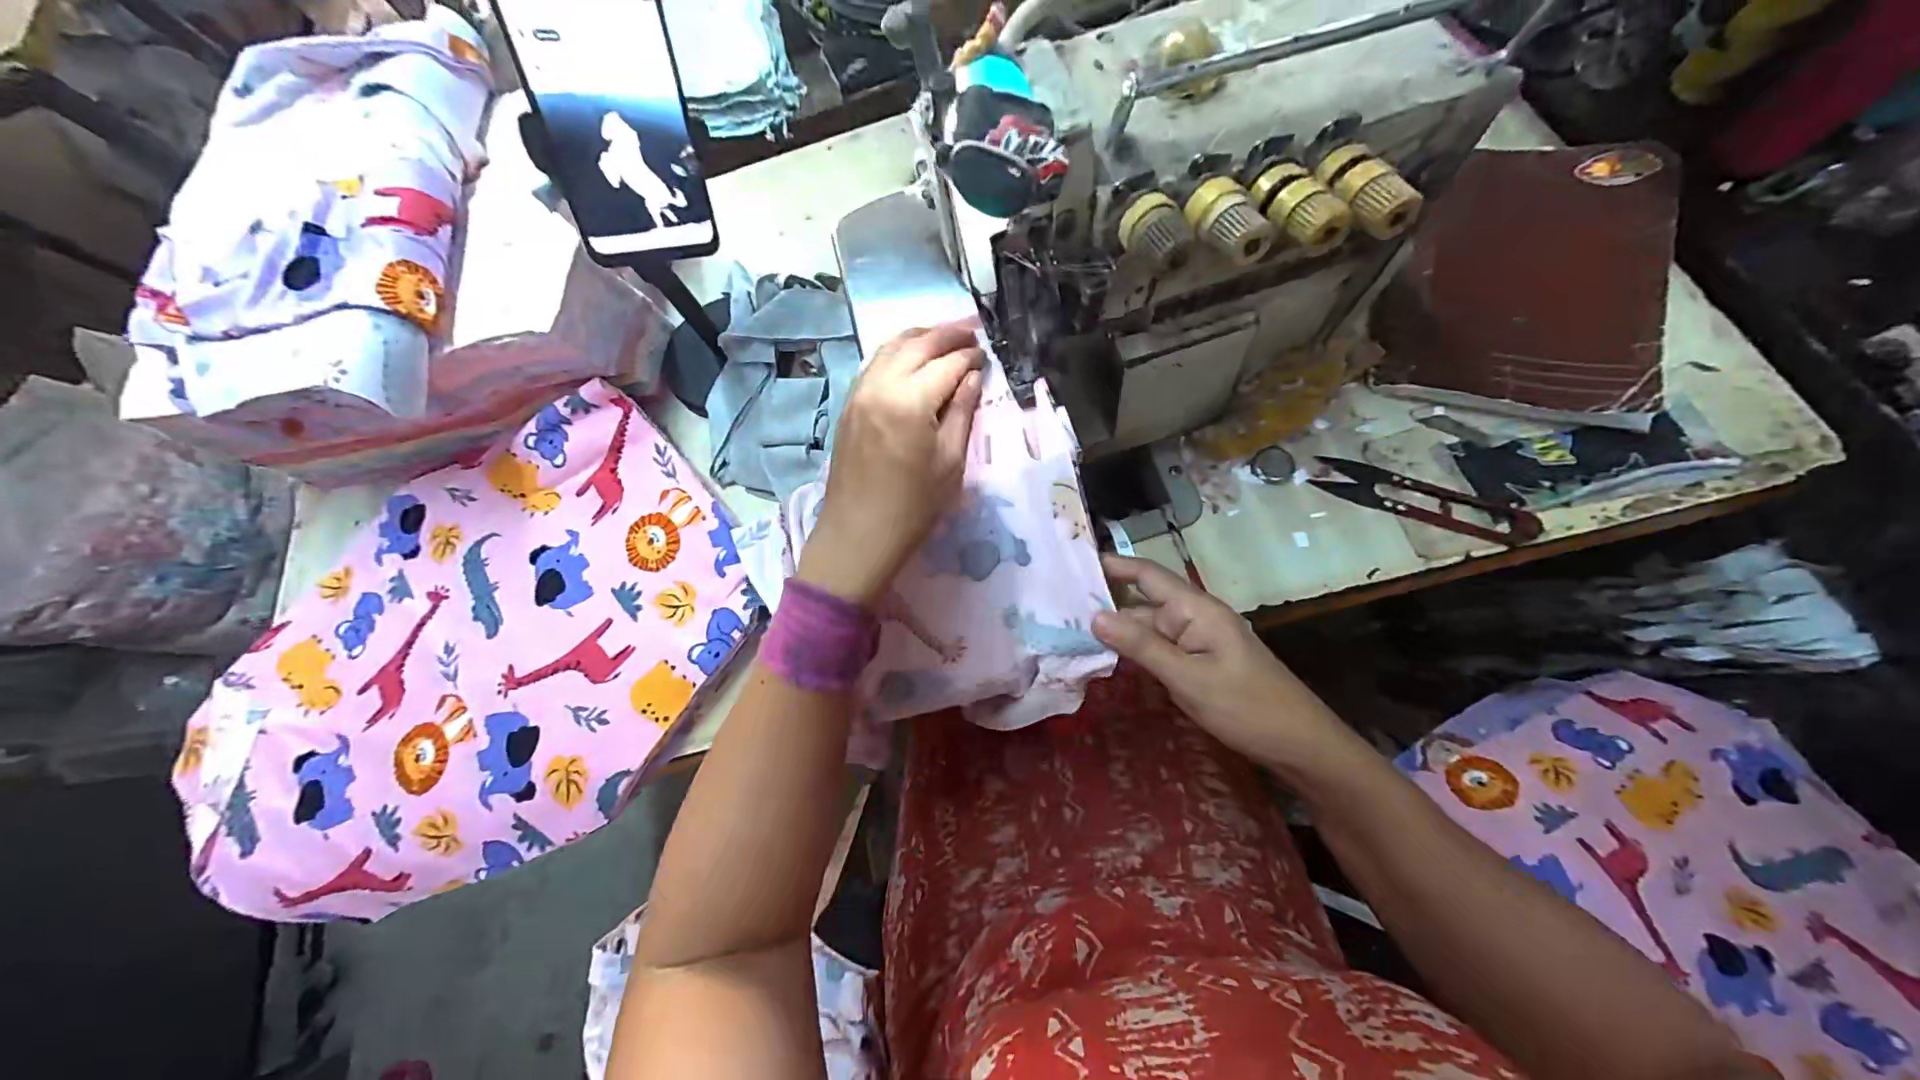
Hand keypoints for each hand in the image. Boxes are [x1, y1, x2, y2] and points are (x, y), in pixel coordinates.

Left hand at [797, 323, 984, 606]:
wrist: (858, 534)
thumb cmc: (912, 507)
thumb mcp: (950, 462)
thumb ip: (962, 412)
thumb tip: (972, 377)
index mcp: (910, 400)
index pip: (947, 364)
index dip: (970, 357)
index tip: (986, 356)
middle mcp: (880, 386)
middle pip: (916, 344)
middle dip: (946, 335)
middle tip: (971, 332)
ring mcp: (859, 393)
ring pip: (890, 348)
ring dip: (919, 338)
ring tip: (944, 337)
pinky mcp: (849, 405)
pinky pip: (875, 365)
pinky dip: (896, 354)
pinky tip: (911, 360)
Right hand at [1091, 555, 1365, 775]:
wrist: (1299, 744)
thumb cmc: (1246, 707)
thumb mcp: (1188, 678)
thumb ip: (1141, 646)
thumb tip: (1094, 616)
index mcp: (1196, 609)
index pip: (1147, 575)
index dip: (1112, 565)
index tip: (1072, 562)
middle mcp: (1194, 618)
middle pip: (1141, 604)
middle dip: (1103, 606)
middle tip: (1054, 611)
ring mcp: (1196, 642)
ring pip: (1147, 630)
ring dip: (1115, 634)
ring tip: (1067, 635)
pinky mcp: (1197, 663)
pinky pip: (1158, 651)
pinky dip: (1133, 653)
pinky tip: (1104, 660)